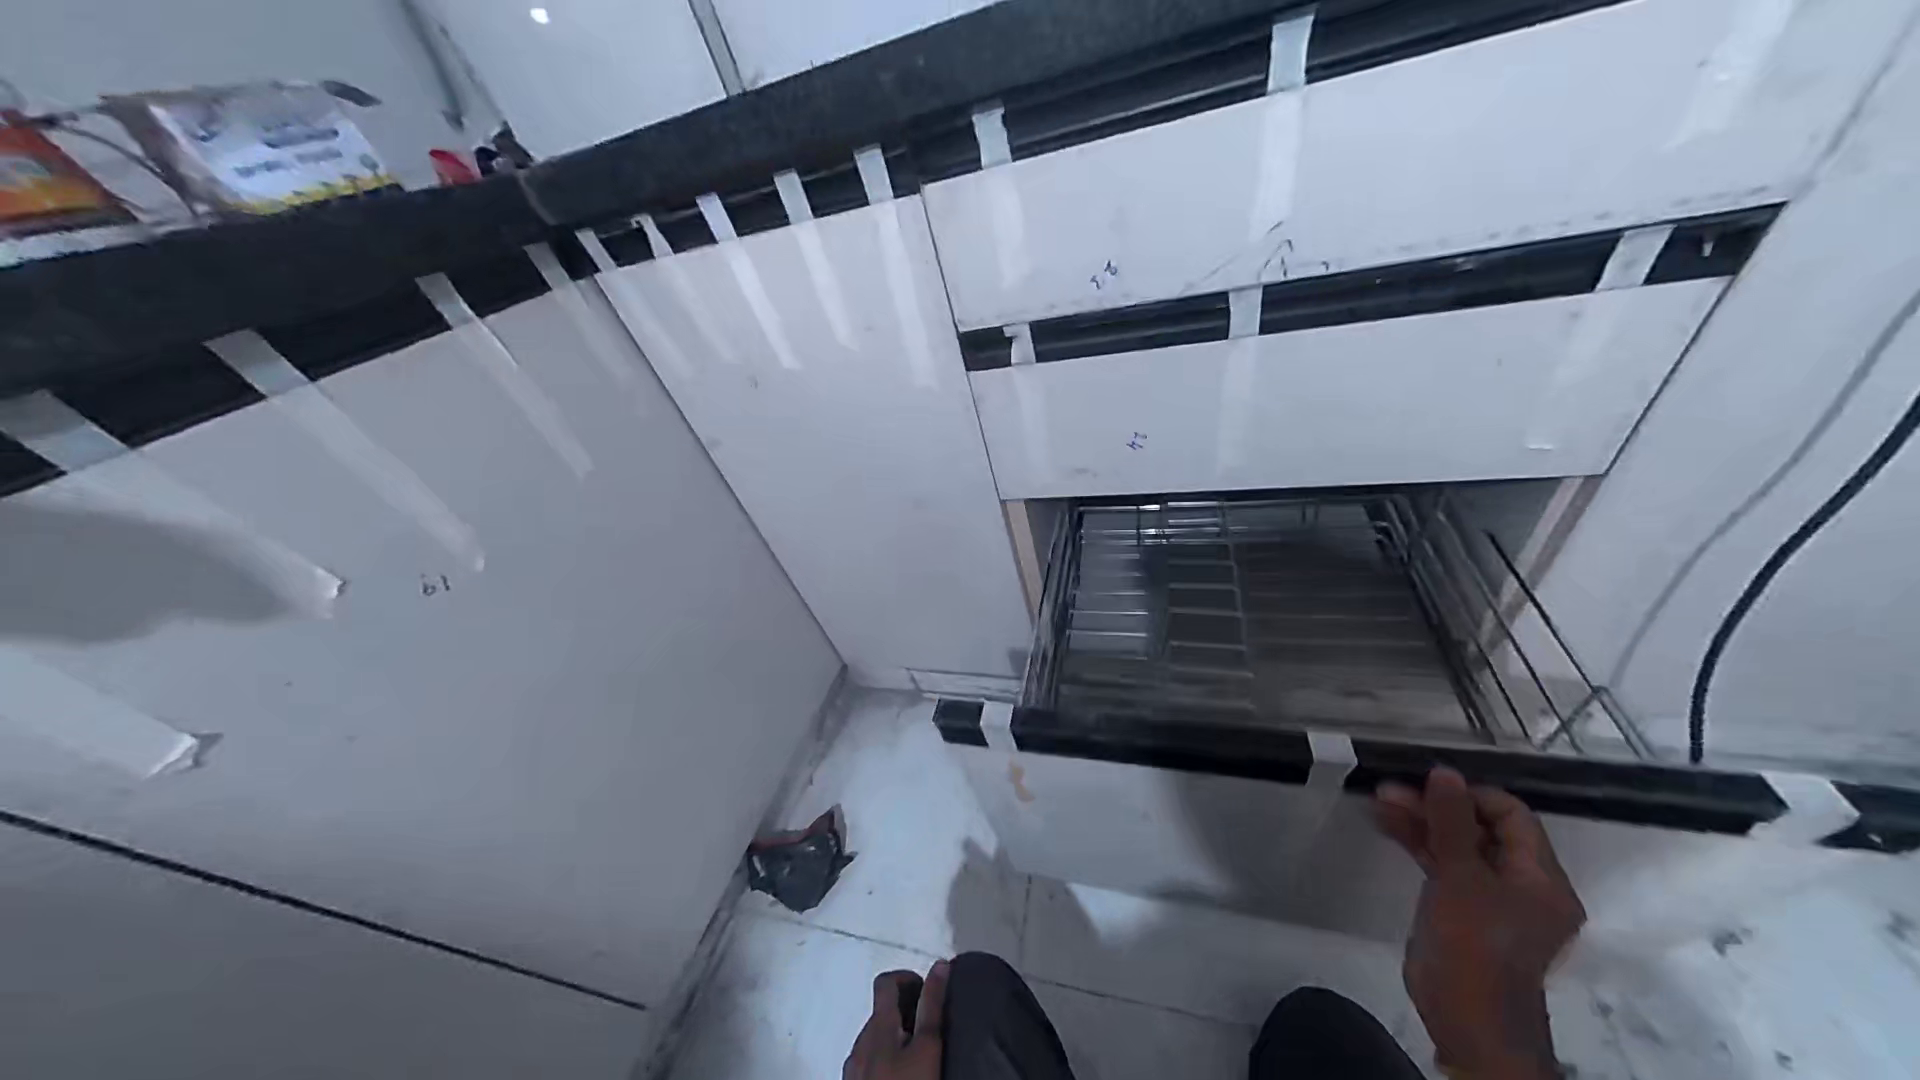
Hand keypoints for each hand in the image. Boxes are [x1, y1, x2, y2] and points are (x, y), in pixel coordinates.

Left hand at [844, 960, 949, 1079]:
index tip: (928, 994)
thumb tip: (940, 964)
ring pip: (875, 1039)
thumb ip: (932, 1006)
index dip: (907, 978)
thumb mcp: (928, 1049)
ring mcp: (853, 1072)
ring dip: (897, 1038)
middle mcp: (859, 1044)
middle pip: (881, 1012)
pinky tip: (904, 1079)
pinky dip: (887, 1060)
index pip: (885, 982)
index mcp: (876, 1027)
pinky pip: (870, 1063)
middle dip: (906, 1012)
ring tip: (922, 1058)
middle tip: (933, 1030)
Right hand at [1374, 767, 1584, 1079]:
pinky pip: (1444, 865)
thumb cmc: (1474, 942)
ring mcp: (1491, 898)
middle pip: (1481, 830)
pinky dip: (1418, 844)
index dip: (1471, 796)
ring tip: (1380, 801)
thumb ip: (1451, 822)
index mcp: (1542, 879)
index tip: (1429, 787)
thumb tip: (1444, 772)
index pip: (1513, 816)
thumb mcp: (1462, 876)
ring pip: (1457, 846)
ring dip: (1421, 823)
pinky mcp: (1462, 908)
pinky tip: (1386, 825)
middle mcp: (1522, 885)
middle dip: (1436, 808)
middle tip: (1391, 792)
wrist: (1464, 1014)